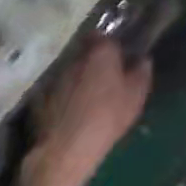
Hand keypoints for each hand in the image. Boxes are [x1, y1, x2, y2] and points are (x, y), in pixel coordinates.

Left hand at [22, 39, 151, 185]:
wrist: (66, 148)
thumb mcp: (135, 97)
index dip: (114, 47)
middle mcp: (77, 56)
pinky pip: (60, 86)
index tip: (120, 59)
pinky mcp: (42, 93)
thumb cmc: (107, 117)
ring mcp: (57, 74)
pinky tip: (73, 109)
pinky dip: (66, 92)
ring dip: (81, 76)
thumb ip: (141, 73)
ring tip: (90, 96)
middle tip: (107, 77)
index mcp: (101, 51)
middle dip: (96, 60)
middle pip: (87, 50)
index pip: (107, 36)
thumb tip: (143, 59)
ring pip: (73, 68)